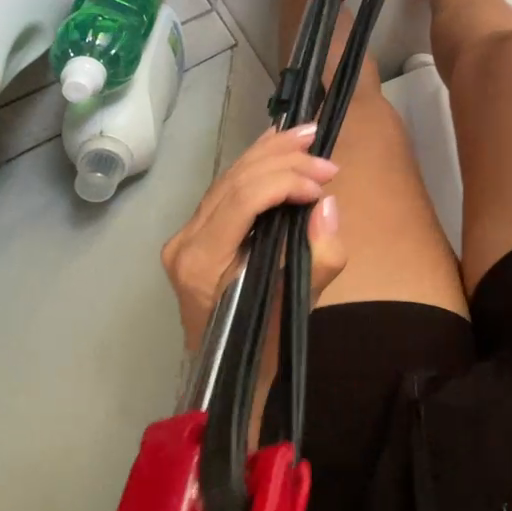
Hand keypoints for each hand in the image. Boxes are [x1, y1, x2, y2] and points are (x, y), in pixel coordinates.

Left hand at [161, 124, 346, 349]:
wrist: (225, 378)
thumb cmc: (262, 345)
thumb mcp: (298, 305)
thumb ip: (320, 257)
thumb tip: (327, 205)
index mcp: (201, 262)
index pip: (244, 198)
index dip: (286, 181)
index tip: (325, 185)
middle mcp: (184, 241)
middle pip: (236, 180)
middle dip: (284, 159)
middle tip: (324, 149)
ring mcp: (184, 235)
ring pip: (229, 177)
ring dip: (270, 152)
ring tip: (306, 133)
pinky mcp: (194, 232)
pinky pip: (226, 188)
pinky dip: (255, 163)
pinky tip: (277, 143)